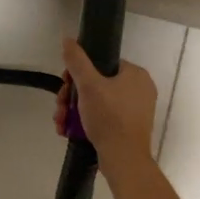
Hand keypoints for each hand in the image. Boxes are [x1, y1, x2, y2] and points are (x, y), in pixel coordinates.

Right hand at [53, 38, 156, 167]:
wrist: (124, 159)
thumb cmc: (109, 117)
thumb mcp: (89, 85)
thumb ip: (77, 61)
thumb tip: (68, 39)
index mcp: (136, 74)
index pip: (102, 64)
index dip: (79, 73)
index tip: (65, 85)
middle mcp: (139, 90)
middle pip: (96, 85)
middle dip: (72, 97)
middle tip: (60, 108)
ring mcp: (135, 110)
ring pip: (97, 103)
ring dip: (74, 111)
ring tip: (60, 123)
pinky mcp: (128, 128)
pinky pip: (103, 117)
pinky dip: (85, 122)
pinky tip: (68, 130)